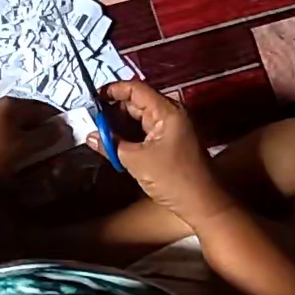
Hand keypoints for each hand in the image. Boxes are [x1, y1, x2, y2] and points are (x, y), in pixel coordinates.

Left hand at [0, 97, 61, 180]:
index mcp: (15, 105)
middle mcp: (4, 111)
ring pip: (23, 139)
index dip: (61, 124)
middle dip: (47, 143)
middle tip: (57, 164)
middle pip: (35, 124)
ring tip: (39, 172)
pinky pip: (10, 149)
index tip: (72, 144)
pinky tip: (20, 173)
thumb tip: (64, 126)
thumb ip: (45, 136)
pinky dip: (18, 160)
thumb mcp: (22, 146)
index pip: (47, 110)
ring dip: (33, 155)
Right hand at [90, 81, 238, 226]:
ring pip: (138, 117)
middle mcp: (169, 114)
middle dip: (112, 110)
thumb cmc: (173, 179)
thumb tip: (90, 136)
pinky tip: (113, 144)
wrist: (205, 206)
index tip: (92, 99)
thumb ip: (111, 144)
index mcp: (166, 111)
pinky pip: (143, 131)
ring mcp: (170, 128)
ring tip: (99, 133)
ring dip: (119, 125)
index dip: (112, 90)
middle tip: (92, 121)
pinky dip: (128, 135)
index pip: (135, 88)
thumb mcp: (136, 161)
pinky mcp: (168, 142)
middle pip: (135, 102)